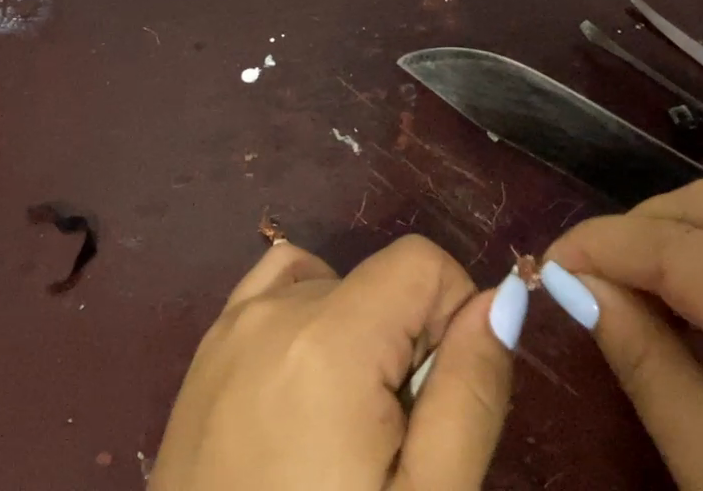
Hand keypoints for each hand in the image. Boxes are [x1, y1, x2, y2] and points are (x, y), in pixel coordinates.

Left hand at [151, 234, 519, 490]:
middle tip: (390, 440)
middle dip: (407, 343)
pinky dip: (309, 316)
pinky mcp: (205, 353)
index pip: (422, 262)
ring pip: (331, 286)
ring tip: (345, 427)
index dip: (453, 319)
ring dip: (359, 336)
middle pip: (377, 281)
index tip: (437, 398)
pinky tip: (307, 387)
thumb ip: (471, 391)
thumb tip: (498, 299)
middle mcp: (271, 311)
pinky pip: (275, 291)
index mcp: (327, 339)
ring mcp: (229, 327)